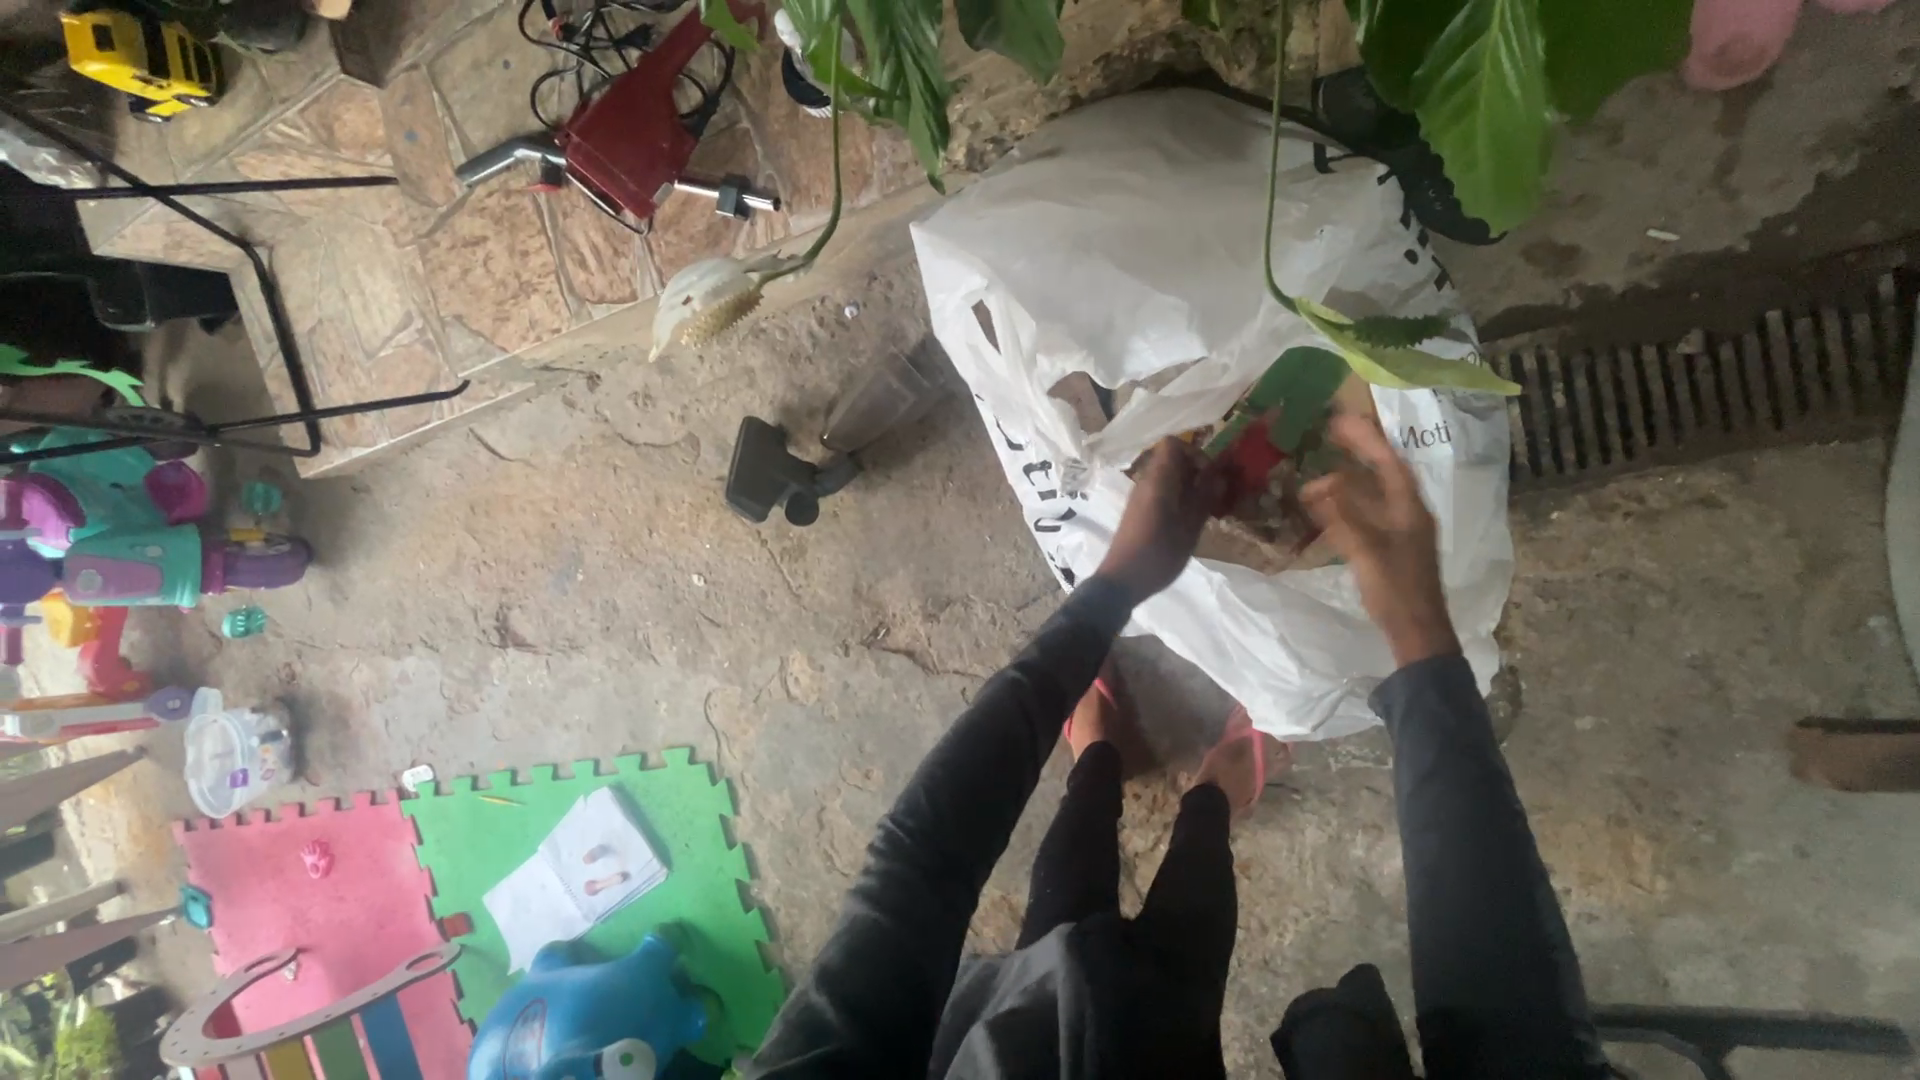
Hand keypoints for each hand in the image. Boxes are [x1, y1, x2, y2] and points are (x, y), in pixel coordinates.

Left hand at [1096, 437, 1226, 601]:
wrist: (1122, 580)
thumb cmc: (1158, 554)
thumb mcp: (1189, 528)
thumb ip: (1205, 497)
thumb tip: (1220, 473)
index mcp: (1157, 481)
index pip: (1173, 444)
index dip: (1195, 452)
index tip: (1211, 473)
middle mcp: (1145, 482)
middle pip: (1172, 460)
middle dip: (1197, 470)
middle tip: (1216, 492)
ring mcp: (1140, 496)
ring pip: (1168, 476)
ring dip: (1190, 485)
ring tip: (1208, 508)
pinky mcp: (1139, 510)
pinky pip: (1162, 491)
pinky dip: (1179, 497)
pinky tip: (1191, 519)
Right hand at [1301, 413, 1459, 665]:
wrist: (1416, 627)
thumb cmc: (1395, 589)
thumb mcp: (1366, 550)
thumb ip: (1343, 515)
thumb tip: (1320, 483)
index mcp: (1409, 507)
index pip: (1387, 461)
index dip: (1364, 438)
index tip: (1338, 419)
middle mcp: (1409, 511)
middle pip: (1383, 470)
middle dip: (1359, 448)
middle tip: (1331, 430)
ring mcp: (1402, 527)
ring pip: (1376, 489)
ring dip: (1352, 473)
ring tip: (1325, 461)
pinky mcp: (1392, 543)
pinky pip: (1369, 509)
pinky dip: (1349, 498)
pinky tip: (1330, 500)